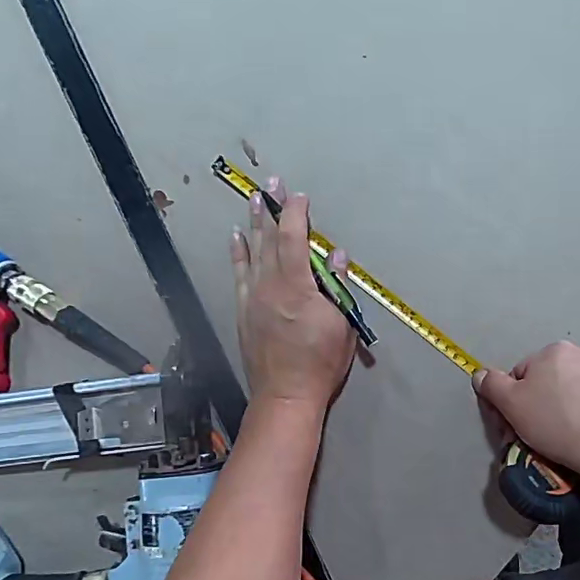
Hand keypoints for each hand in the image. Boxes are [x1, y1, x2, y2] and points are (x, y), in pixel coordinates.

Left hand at [231, 177, 355, 409]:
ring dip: (254, 225)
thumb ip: (338, 287)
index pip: (295, 240)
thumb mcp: (342, 326)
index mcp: (297, 287)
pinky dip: (237, 254)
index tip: (300, 197)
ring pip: (252, 253)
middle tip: (271, 184)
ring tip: (253, 201)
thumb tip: (336, 256)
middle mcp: (270, 286)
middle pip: (270, 240)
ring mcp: (253, 298)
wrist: (285, 395)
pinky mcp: (243, 311)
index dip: (297, 214)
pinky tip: (236, 239)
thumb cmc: (320, 363)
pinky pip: (238, 275)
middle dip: (272, 210)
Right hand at [472, 341, 579, 477]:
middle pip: (546, 381)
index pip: (520, 375)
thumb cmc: (555, 422)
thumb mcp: (510, 404)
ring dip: (560, 410)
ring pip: (569, 393)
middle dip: (537, 405)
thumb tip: (480, 374)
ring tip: (558, 439)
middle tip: (534, 434)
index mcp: (553, 351)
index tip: (515, 425)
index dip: (513, 402)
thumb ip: (491, 385)